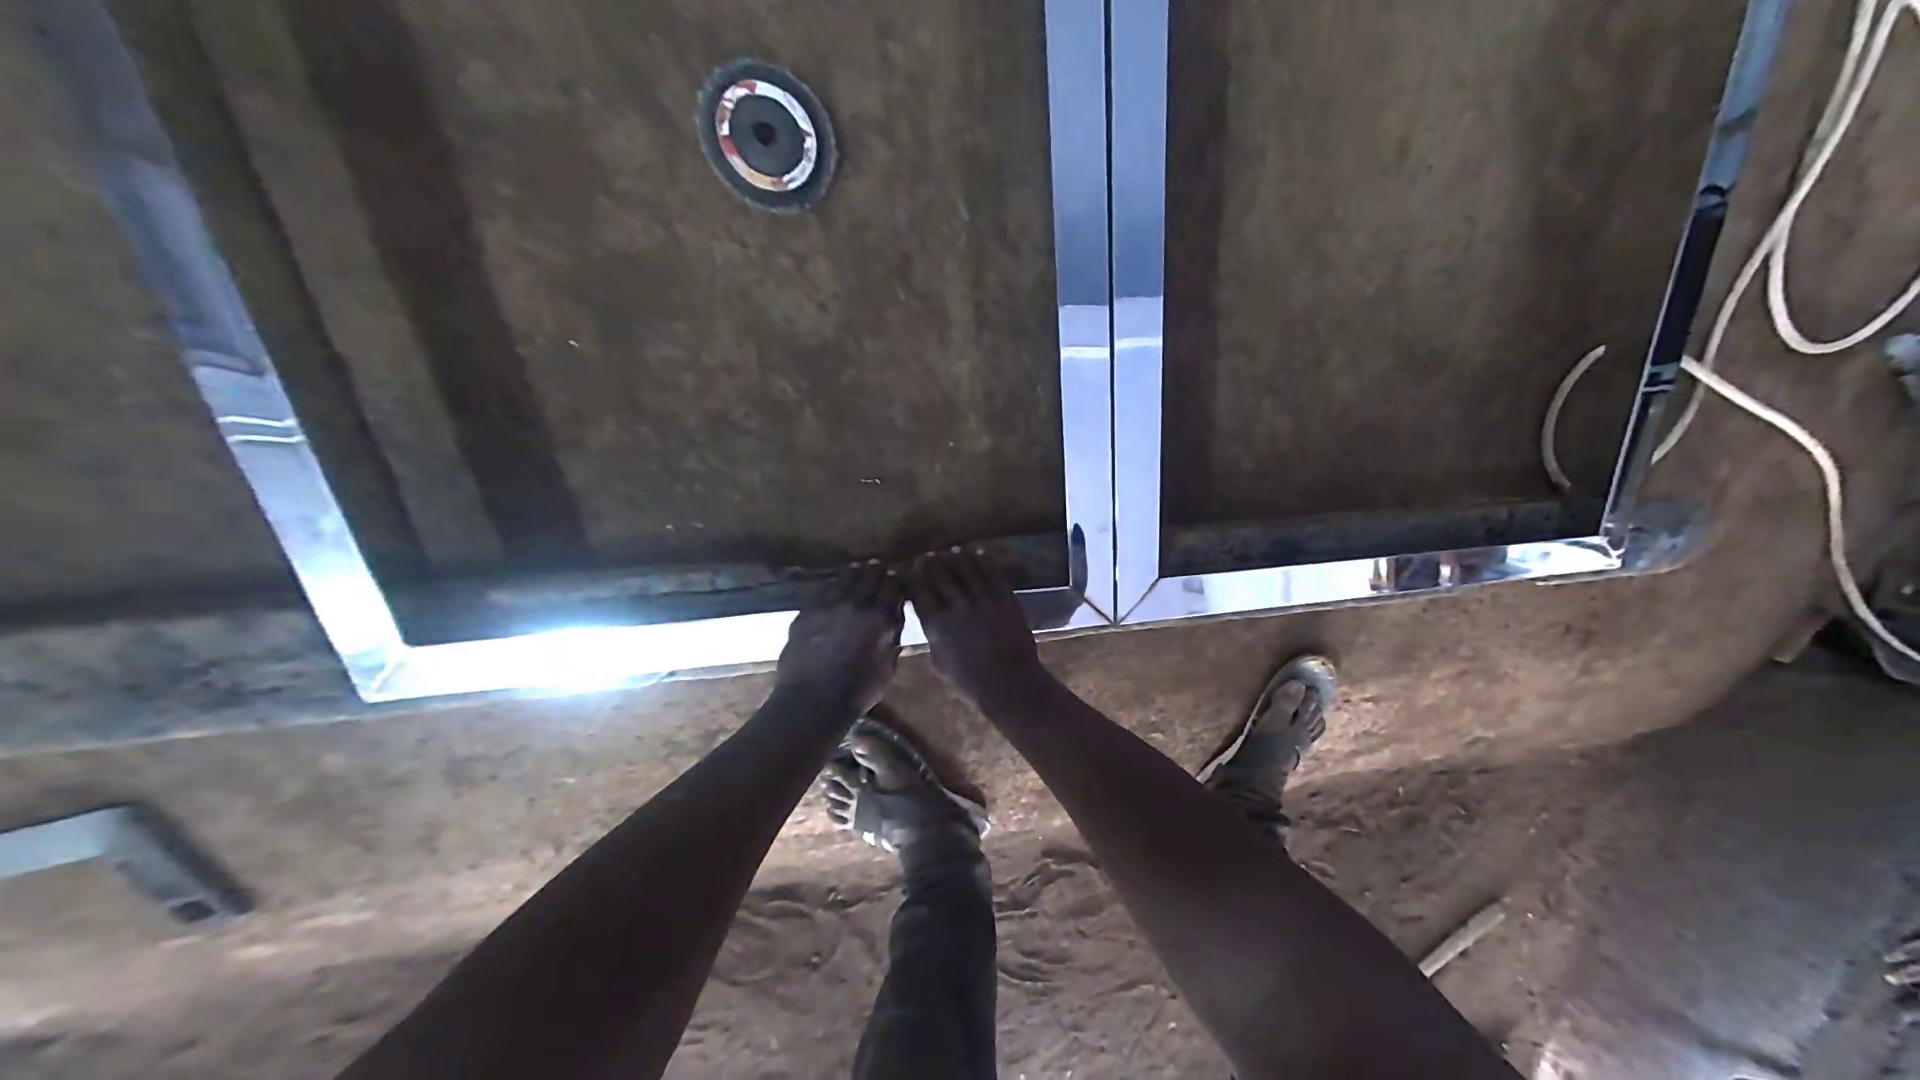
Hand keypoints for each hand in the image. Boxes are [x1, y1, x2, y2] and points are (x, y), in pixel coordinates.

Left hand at [776, 564, 904, 714]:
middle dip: (877, 571)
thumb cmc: (857, 692)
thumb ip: (892, 640)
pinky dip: (832, 587)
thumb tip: (893, 623)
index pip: (893, 585)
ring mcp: (828, 605)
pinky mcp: (807, 611)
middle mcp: (856, 604)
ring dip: (854, 574)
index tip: (897, 579)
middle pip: (870, 575)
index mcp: (880, 618)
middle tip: (878, 570)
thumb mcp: (887, 668)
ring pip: (845, 577)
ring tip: (857, 572)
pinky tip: (833, 590)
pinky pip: (823, 590)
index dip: (897, 579)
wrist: (812, 700)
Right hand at [908, 551, 1050, 708]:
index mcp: (936, 623)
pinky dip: (983, 560)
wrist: (1009, 683)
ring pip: (965, 568)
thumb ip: (933, 634)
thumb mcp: (939, 660)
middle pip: (940, 575)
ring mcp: (982, 599)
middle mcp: (956, 606)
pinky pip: (992, 573)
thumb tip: (928, 616)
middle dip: (932, 562)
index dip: (913, 576)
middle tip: (929, 554)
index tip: (910, 567)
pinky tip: (977, 553)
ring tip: (951, 550)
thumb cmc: (969, 681)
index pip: (919, 591)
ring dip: (956, 557)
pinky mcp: (1005, 598)